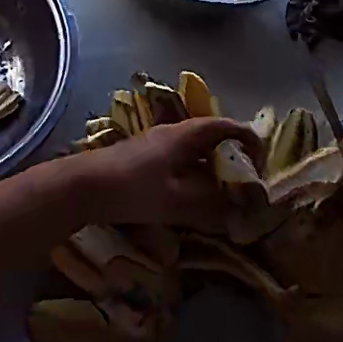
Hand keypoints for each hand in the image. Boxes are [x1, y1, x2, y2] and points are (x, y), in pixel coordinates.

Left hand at [69, 117, 259, 228]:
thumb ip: (209, 207)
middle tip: (245, 181)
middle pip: (210, 137)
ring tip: (223, 193)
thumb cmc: (132, 188)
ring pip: (193, 151)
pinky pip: (179, 161)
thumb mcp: (175, 202)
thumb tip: (239, 214)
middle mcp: (172, 134)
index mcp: (184, 135)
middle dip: (231, 156)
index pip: (225, 126)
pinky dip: (193, 175)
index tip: (261, 161)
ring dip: (211, 167)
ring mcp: (155, 145)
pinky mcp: (142, 159)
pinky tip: (191, 198)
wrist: (81, 186)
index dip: (247, 139)